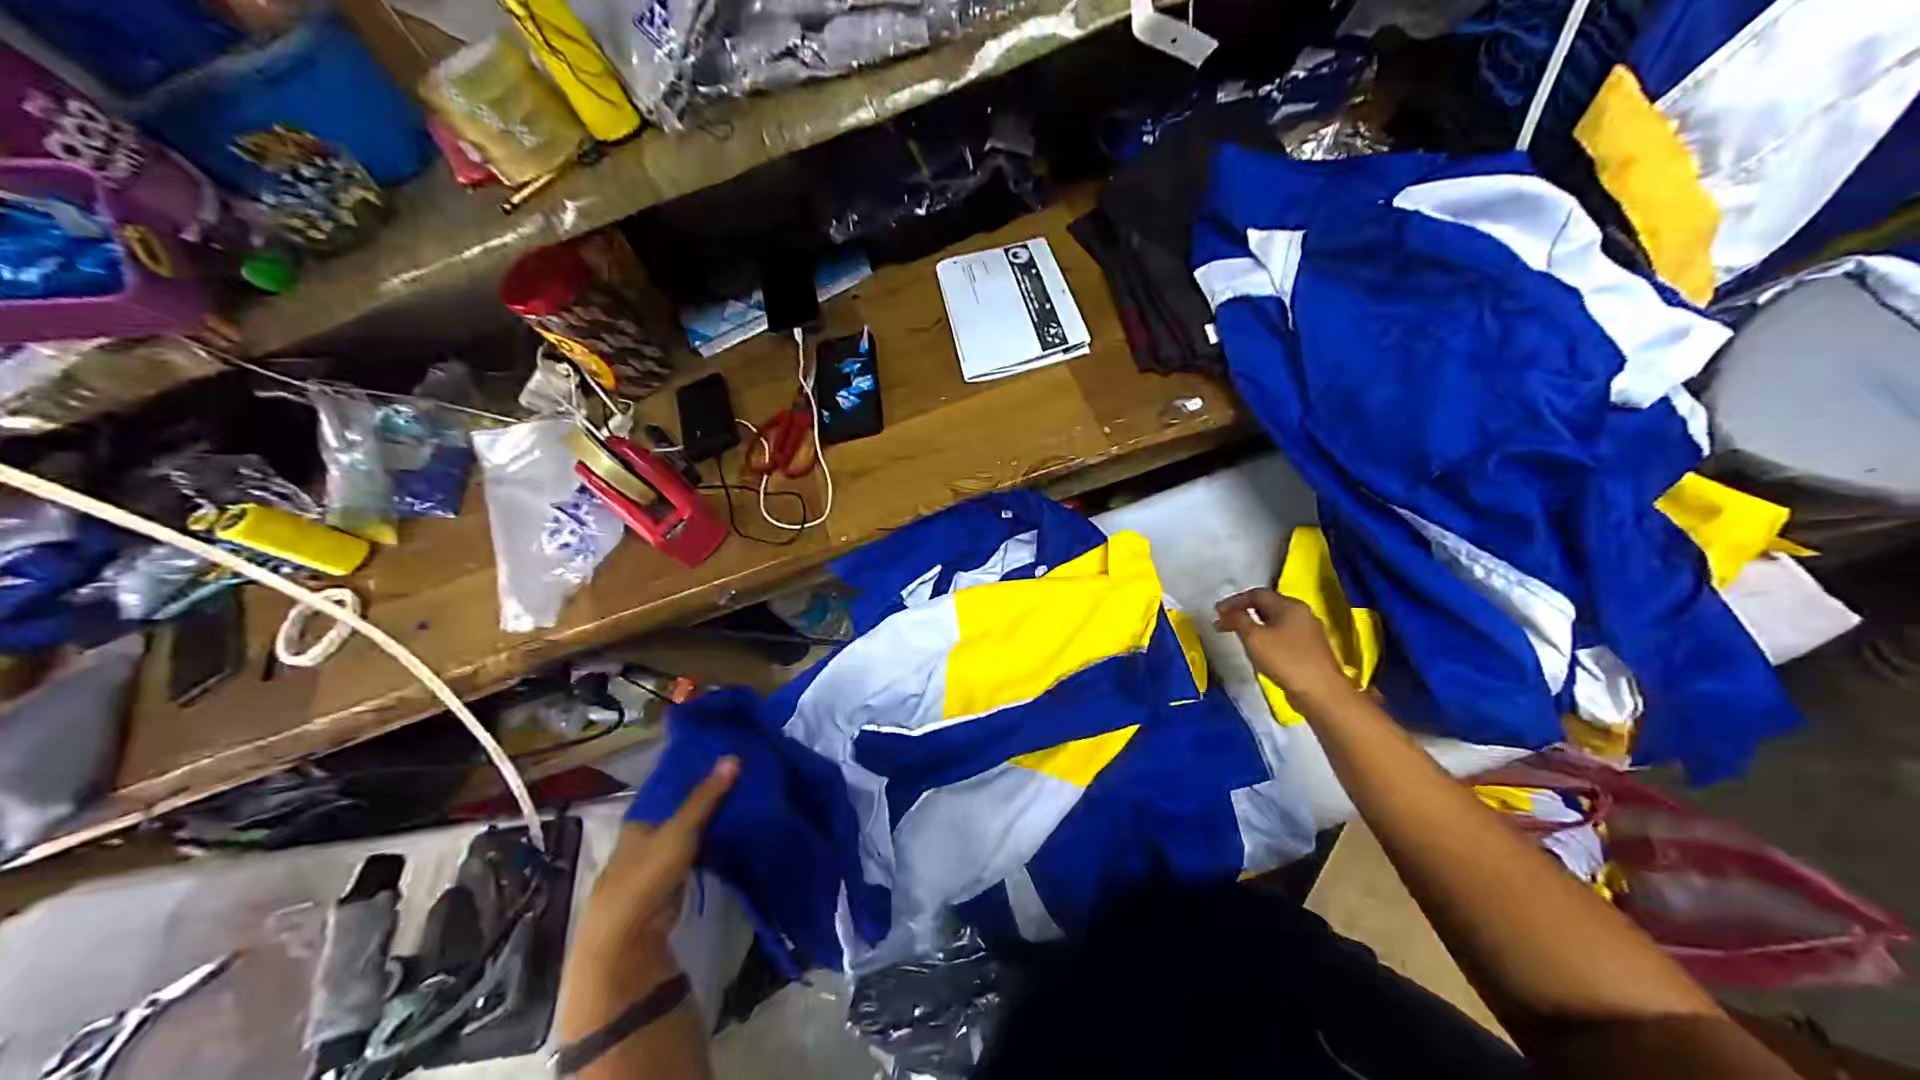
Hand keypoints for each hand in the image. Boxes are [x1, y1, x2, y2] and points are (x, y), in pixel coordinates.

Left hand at [577, 757, 739, 960]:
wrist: (630, 935)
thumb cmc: (647, 873)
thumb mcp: (680, 828)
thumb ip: (706, 796)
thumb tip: (733, 756)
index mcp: (637, 822)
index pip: (667, 791)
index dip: (691, 777)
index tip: (720, 762)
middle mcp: (642, 840)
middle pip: (678, 814)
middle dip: (704, 802)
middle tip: (740, 781)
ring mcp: (655, 866)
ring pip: (686, 837)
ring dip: (708, 827)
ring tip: (743, 804)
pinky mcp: (669, 887)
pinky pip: (694, 859)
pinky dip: (710, 849)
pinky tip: (733, 838)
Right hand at [1213, 588, 1349, 701]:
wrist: (1320, 691)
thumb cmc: (1285, 660)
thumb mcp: (1254, 638)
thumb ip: (1237, 620)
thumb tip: (1226, 612)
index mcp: (1289, 605)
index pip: (1256, 594)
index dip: (1234, 601)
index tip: (1216, 612)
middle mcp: (1302, 613)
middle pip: (1267, 605)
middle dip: (1243, 611)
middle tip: (1225, 621)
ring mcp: (1309, 631)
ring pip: (1275, 620)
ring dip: (1254, 624)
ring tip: (1238, 634)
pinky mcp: (1310, 648)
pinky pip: (1283, 634)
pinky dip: (1266, 636)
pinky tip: (1259, 648)